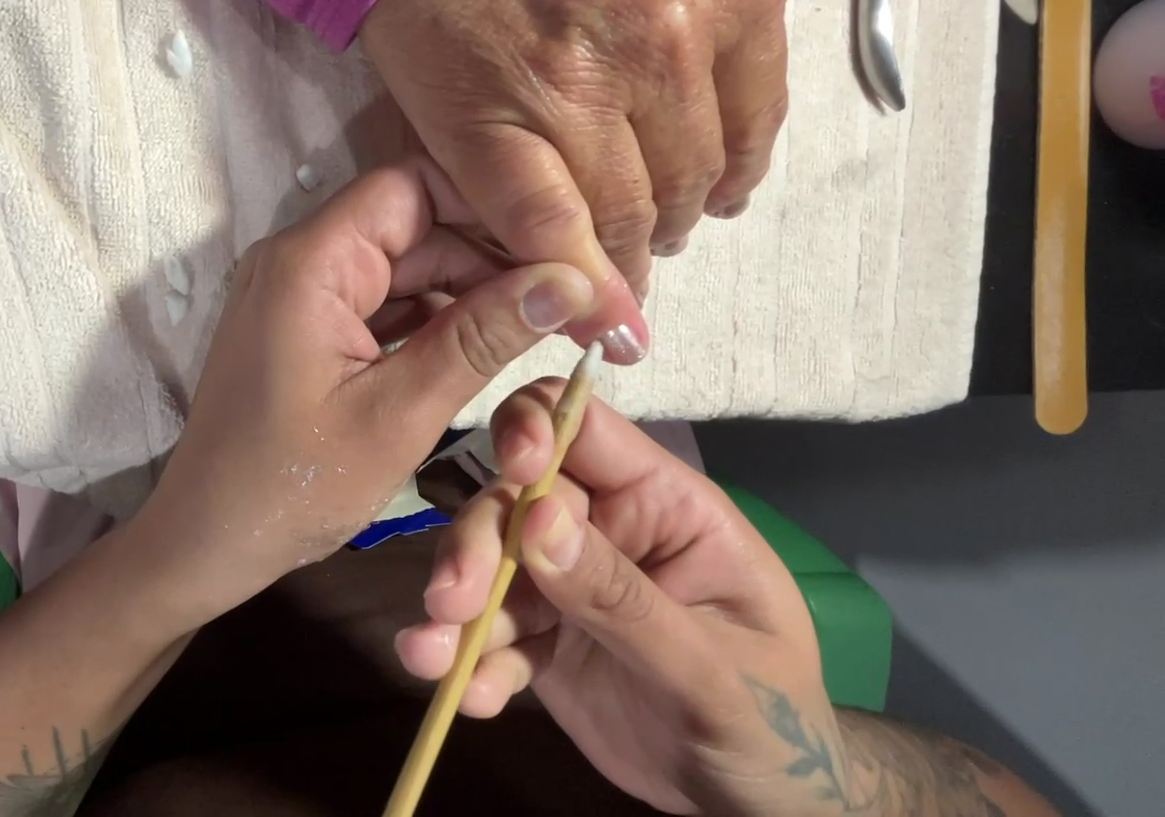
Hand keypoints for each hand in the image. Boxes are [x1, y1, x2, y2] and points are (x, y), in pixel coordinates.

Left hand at [127, 158, 596, 623]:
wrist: (208, 536)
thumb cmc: (294, 485)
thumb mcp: (398, 413)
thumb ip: (482, 337)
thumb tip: (570, 280)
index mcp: (312, 259)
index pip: (415, 184)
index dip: (495, 203)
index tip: (569, 244)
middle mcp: (302, 256)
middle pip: (415, 223)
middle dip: (493, 256)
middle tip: (578, 296)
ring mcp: (302, 290)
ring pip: (404, 263)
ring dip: (470, 290)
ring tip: (549, 321)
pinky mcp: (307, 323)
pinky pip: (382, 300)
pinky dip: (433, 317)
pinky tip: (488, 341)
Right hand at [361, 0, 998, 358]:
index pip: (751, 123)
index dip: (730, 174)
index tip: (709, 201)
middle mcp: (665, 48)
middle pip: (688, 180)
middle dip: (678, 221)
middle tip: (654, 238)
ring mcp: (574, 97)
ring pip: (625, 213)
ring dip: (629, 262)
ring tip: (618, 277)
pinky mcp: (492, 132)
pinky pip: (546, 225)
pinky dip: (573, 280)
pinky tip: (598, 326)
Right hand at [394, 383, 842, 815]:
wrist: (754, 810)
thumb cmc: (773, 725)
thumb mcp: (712, 669)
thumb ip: (623, 596)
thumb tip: (537, 518)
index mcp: (659, 503)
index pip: (583, 429)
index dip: (535, 426)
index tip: (513, 468)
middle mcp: (601, 527)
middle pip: (513, 498)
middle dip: (475, 543)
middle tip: (450, 600)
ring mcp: (561, 580)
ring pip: (487, 561)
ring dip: (455, 605)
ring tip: (433, 656)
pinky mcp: (536, 633)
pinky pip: (490, 630)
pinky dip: (471, 658)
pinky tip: (471, 695)